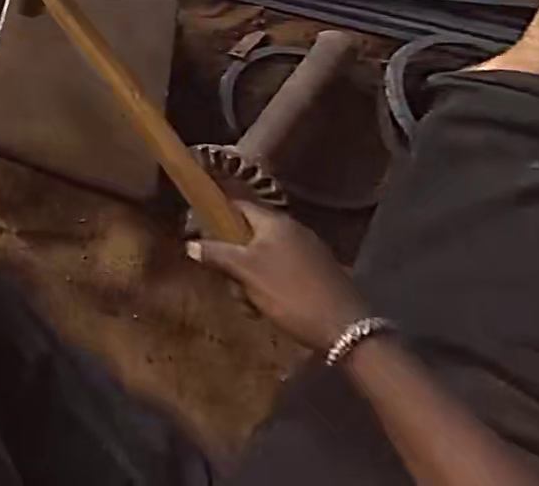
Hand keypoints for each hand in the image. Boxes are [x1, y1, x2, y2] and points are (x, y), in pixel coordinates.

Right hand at [188, 202, 368, 350]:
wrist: (349, 331)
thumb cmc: (291, 293)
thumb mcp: (246, 273)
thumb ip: (216, 254)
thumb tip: (189, 243)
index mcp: (274, 222)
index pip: (237, 206)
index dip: (215, 218)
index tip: (200, 236)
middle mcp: (292, 229)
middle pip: (248, 235)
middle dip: (234, 261)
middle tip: (232, 286)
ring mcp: (308, 251)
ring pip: (265, 257)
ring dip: (251, 279)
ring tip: (252, 305)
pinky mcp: (319, 273)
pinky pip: (283, 270)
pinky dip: (271, 285)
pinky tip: (271, 309)